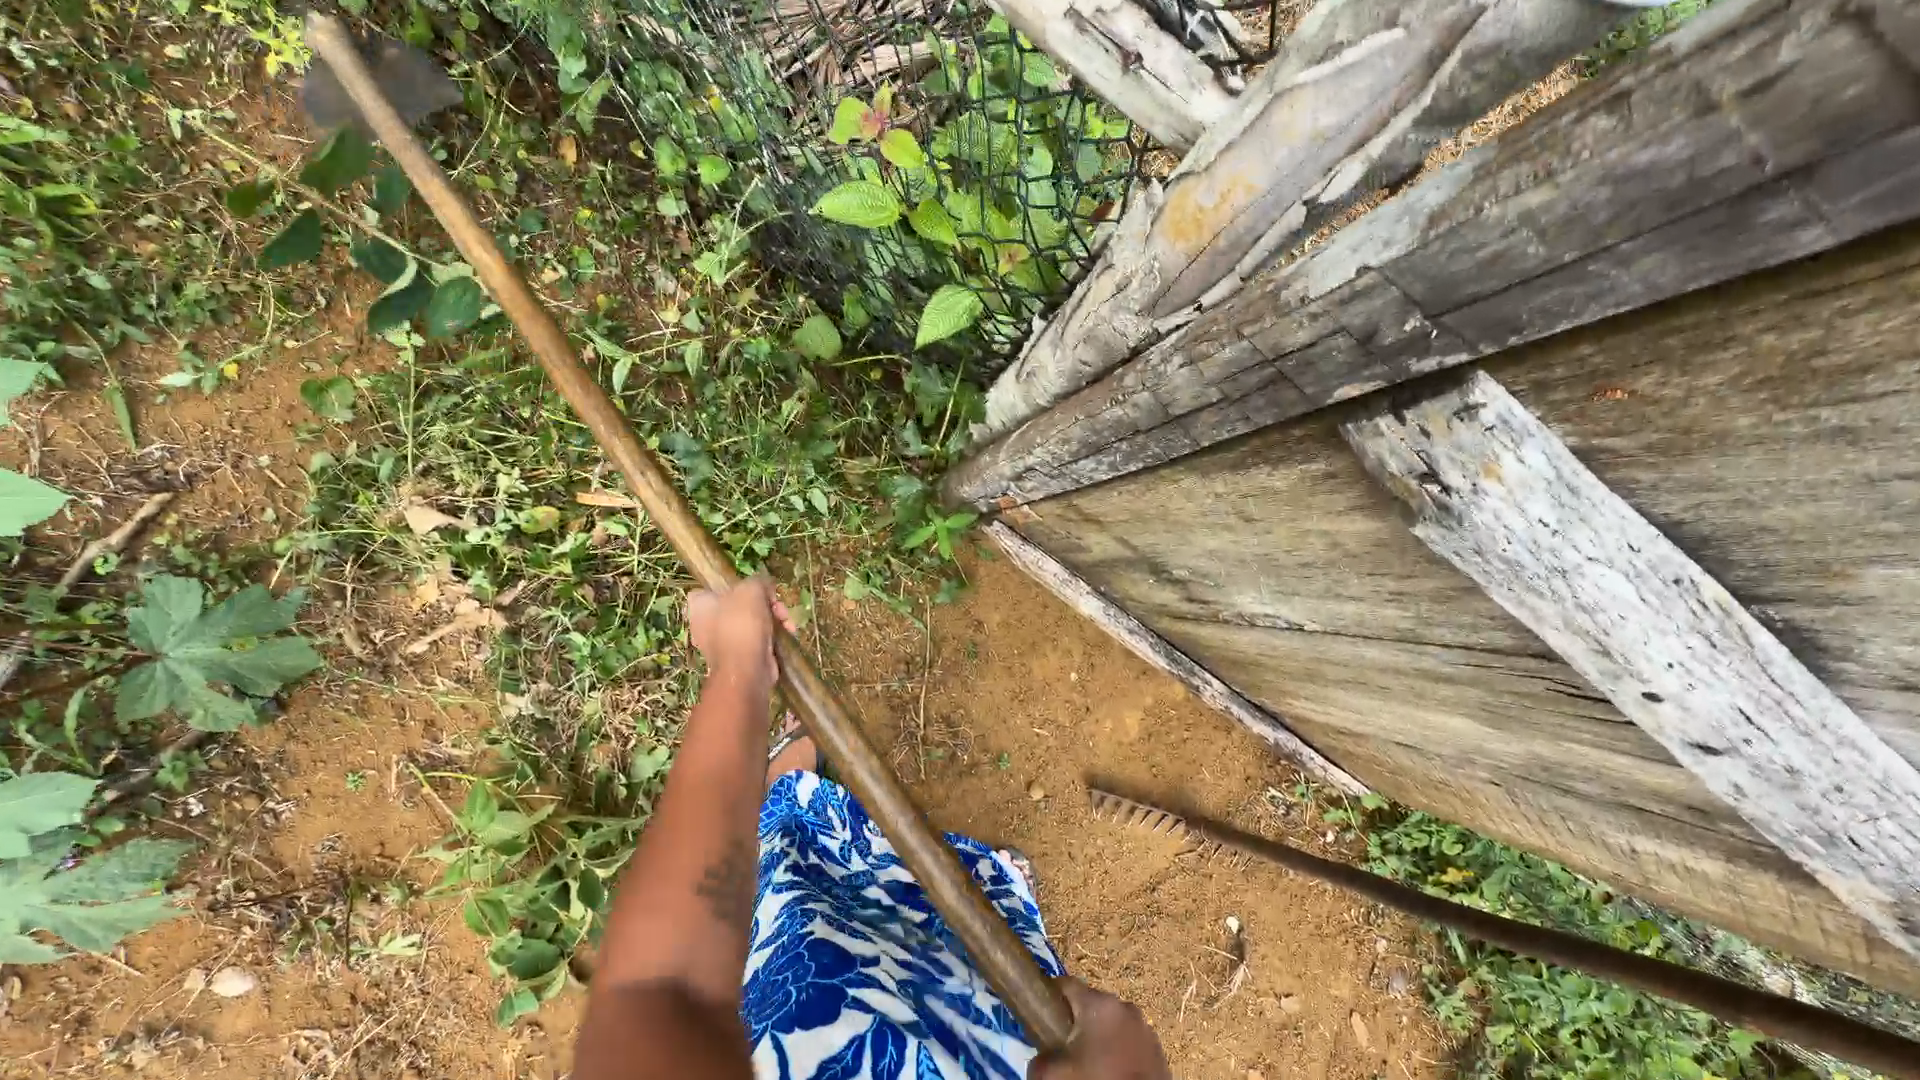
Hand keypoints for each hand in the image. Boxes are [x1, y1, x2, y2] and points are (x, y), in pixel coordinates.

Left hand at [687, 577, 792, 688]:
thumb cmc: (741, 623)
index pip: (714, 588)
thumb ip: (759, 581)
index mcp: (699, 605)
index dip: (736, 585)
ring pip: (752, 622)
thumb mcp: (752, 588)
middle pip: (740, 604)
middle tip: (778, 607)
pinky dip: (772, 636)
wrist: (746, 669)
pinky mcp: (739, 657)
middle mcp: (706, 624)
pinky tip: (787, 634)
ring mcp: (722, 643)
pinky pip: (757, 639)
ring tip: (787, 623)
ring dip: (773, 619)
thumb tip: (766, 588)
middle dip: (765, 604)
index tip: (755, 589)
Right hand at [1029, 978, 1170, 1079]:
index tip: (1040, 1022)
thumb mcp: (1052, 1075)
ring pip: (1110, 1026)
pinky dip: (1118, 1054)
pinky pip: (1129, 1043)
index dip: (1048, 1000)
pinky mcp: (1158, 1051)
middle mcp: (1125, 1006)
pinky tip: (1111, 1073)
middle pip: (1088, 1006)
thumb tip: (1041, 1056)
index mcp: (1100, 1002)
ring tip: (1089, 1067)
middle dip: (1075, 1025)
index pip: (1064, 985)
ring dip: (1098, 1041)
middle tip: (1064, 1052)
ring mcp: (1145, 1028)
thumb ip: (1038, 1059)